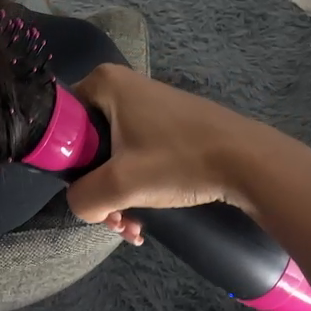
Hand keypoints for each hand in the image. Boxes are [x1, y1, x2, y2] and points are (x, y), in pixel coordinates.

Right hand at [66, 65, 310, 244]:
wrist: (246, 160)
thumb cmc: (178, 160)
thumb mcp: (122, 184)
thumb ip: (85, 198)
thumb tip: (81, 206)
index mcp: (104, 82)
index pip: (63, 117)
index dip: (67, 159)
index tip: (85, 190)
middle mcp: (123, 85)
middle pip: (90, 140)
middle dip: (98, 186)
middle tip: (113, 219)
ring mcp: (148, 103)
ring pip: (115, 152)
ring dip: (119, 194)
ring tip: (134, 228)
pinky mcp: (169, 122)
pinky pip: (137, 152)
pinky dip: (138, 183)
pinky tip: (147, 218)